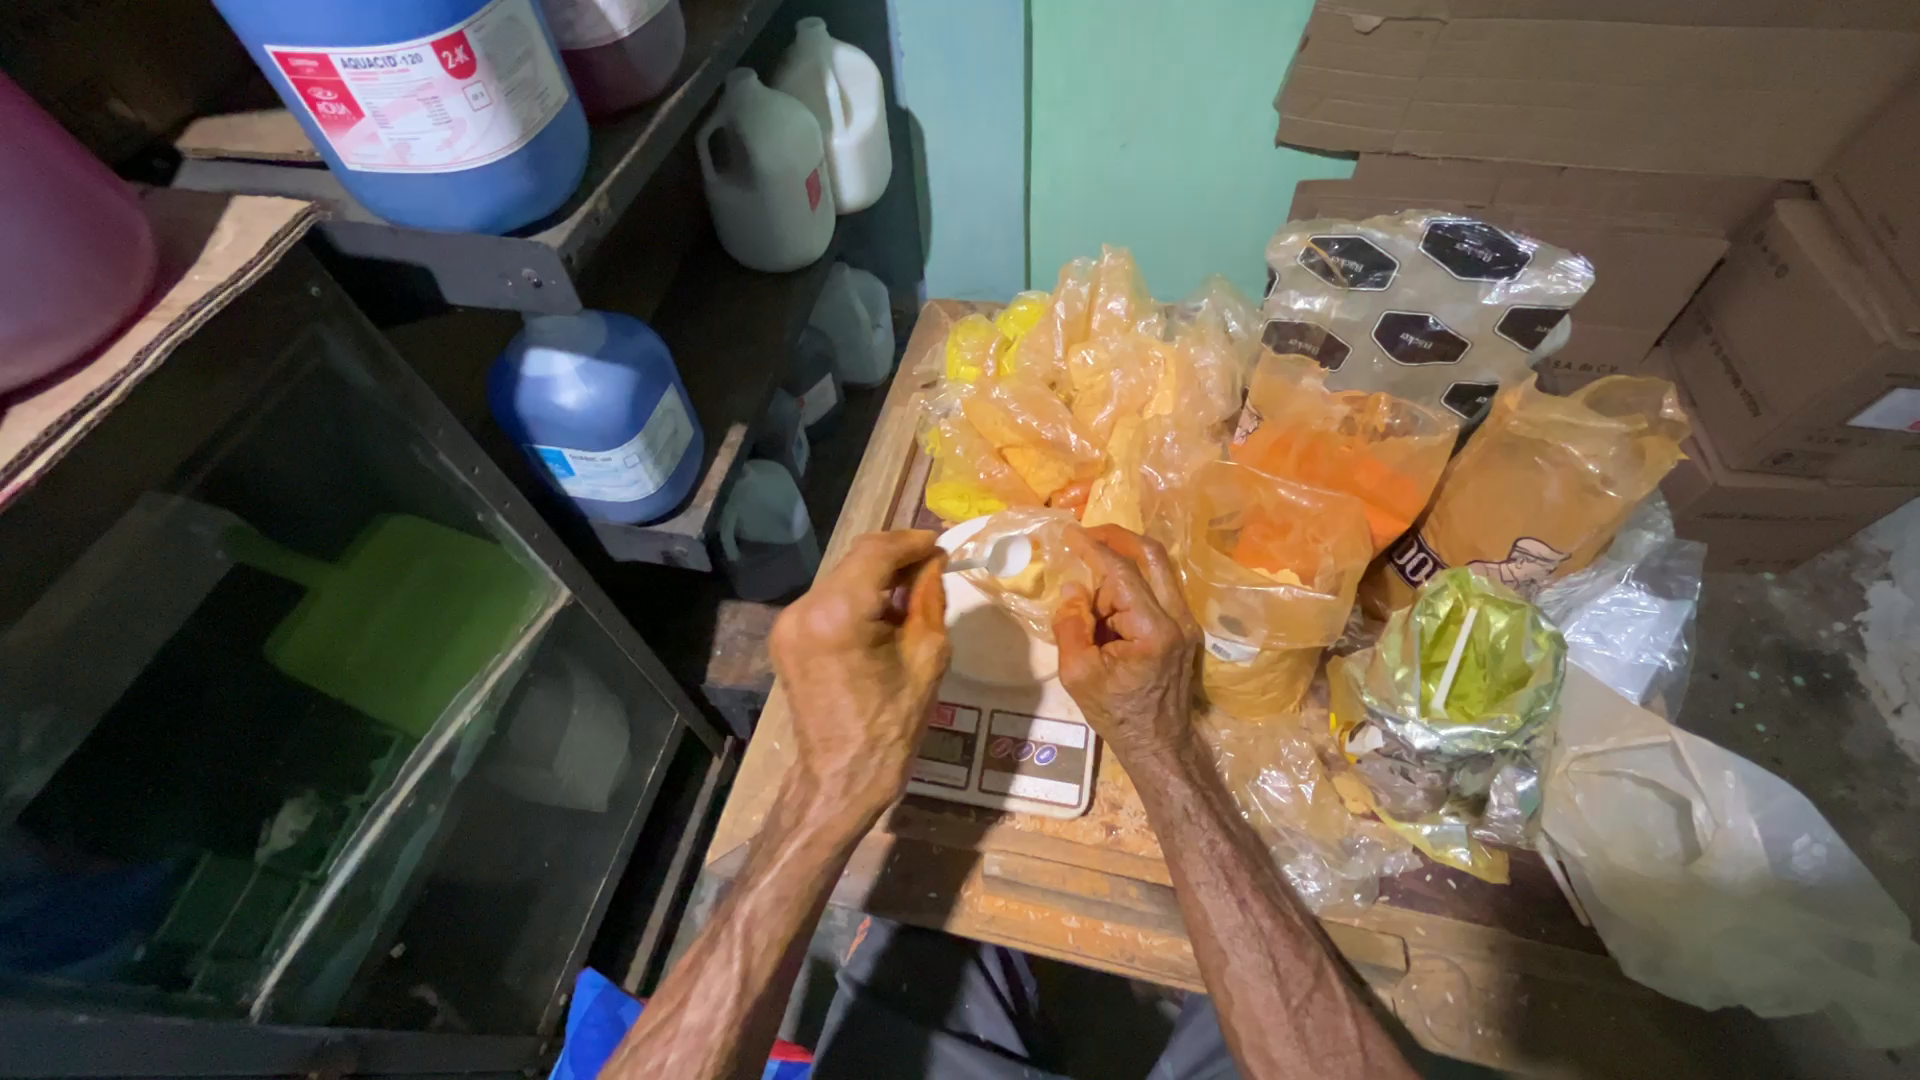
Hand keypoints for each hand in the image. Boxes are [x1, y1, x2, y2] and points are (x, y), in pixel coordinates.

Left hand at [770, 530, 950, 822]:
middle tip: (933, 566)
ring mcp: (789, 622)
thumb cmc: (892, 725)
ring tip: (912, 591)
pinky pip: (828, 600)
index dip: (912, 542)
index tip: (941, 545)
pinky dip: (858, 596)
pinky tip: (884, 613)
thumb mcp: (928, 656)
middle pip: (856, 559)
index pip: (877, 551)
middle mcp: (805, 608)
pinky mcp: (786, 636)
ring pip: (842, 576)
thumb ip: (929, 597)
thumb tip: (933, 561)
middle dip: (896, 556)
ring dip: (877, 576)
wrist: (842, 776)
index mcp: (839, 614)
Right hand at [1053, 525, 1198, 763]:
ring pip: (1159, 569)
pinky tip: (1107, 598)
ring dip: (1123, 563)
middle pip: (1153, 555)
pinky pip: (1159, 588)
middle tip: (1087, 534)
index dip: (1093, 548)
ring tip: (1090, 579)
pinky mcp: (1186, 628)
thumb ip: (1071, 624)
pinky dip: (1132, 583)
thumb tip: (1074, 587)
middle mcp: (1179, 618)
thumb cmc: (1115, 713)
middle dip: (1117, 538)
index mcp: (1153, 630)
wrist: (1158, 743)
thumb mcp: (1077, 673)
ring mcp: (1188, 621)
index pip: (1121, 572)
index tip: (1069, 533)